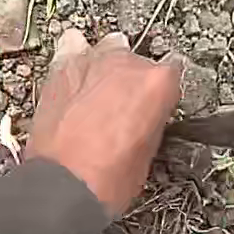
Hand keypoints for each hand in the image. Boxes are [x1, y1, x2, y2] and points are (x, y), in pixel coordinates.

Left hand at [25, 29, 182, 216]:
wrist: (63, 185)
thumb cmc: (107, 178)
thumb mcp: (149, 152)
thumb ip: (151, 118)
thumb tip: (145, 114)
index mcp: (158, 82)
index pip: (172, 73)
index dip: (162, 94)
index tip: (155, 107)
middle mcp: (127, 63)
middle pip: (139, 61)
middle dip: (133, 82)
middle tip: (123, 111)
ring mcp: (92, 62)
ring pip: (108, 50)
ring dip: (106, 68)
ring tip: (100, 93)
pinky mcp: (61, 69)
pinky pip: (72, 48)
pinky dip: (75, 58)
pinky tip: (76, 72)